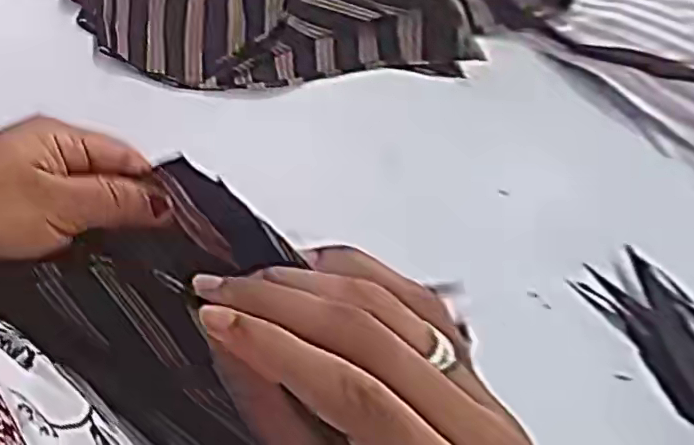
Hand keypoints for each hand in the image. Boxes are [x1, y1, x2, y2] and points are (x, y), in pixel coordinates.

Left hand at [0, 117, 170, 270]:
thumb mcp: (58, 204)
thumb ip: (114, 200)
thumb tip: (161, 200)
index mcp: (56, 134)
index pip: (127, 154)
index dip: (157, 188)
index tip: (180, 223)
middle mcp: (46, 147)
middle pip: (111, 174)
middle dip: (133, 206)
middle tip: (150, 243)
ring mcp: (34, 173)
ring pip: (91, 195)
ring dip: (106, 221)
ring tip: (113, 247)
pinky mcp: (23, 197)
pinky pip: (68, 210)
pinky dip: (80, 229)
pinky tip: (82, 248)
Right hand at [198, 246, 529, 444]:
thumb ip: (272, 411)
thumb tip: (220, 336)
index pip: (356, 391)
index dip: (272, 345)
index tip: (211, 316)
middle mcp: (479, 427)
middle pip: (364, 331)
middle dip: (270, 300)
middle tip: (212, 288)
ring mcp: (482, 390)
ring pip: (383, 299)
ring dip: (295, 277)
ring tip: (244, 280)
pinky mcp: (467, 362)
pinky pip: (411, 294)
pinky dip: (349, 268)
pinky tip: (303, 267)